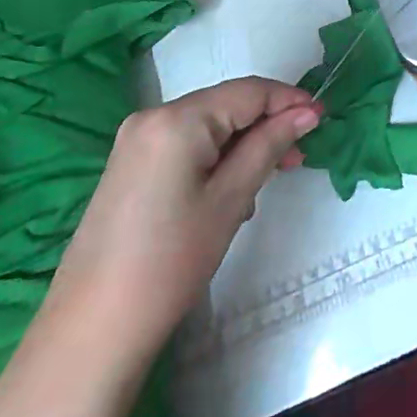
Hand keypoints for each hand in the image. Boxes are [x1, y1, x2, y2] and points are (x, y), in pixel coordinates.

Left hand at [57, 77, 321, 356]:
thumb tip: (306, 112)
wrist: (95, 325)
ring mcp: (135, 140)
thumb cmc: (172, 259)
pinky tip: (228, 194)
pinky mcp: (130, 164)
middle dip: (265, 126)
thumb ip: (269, 145)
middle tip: (298, 160)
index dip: (288, 101)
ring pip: (207, 126)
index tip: (322, 121)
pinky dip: (215, 158)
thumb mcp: (231, 198)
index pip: (247, 91)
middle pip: (225, 105)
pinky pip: (185, 144)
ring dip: (241, 145)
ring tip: (264, 184)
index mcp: (177, 119)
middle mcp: (152, 116)